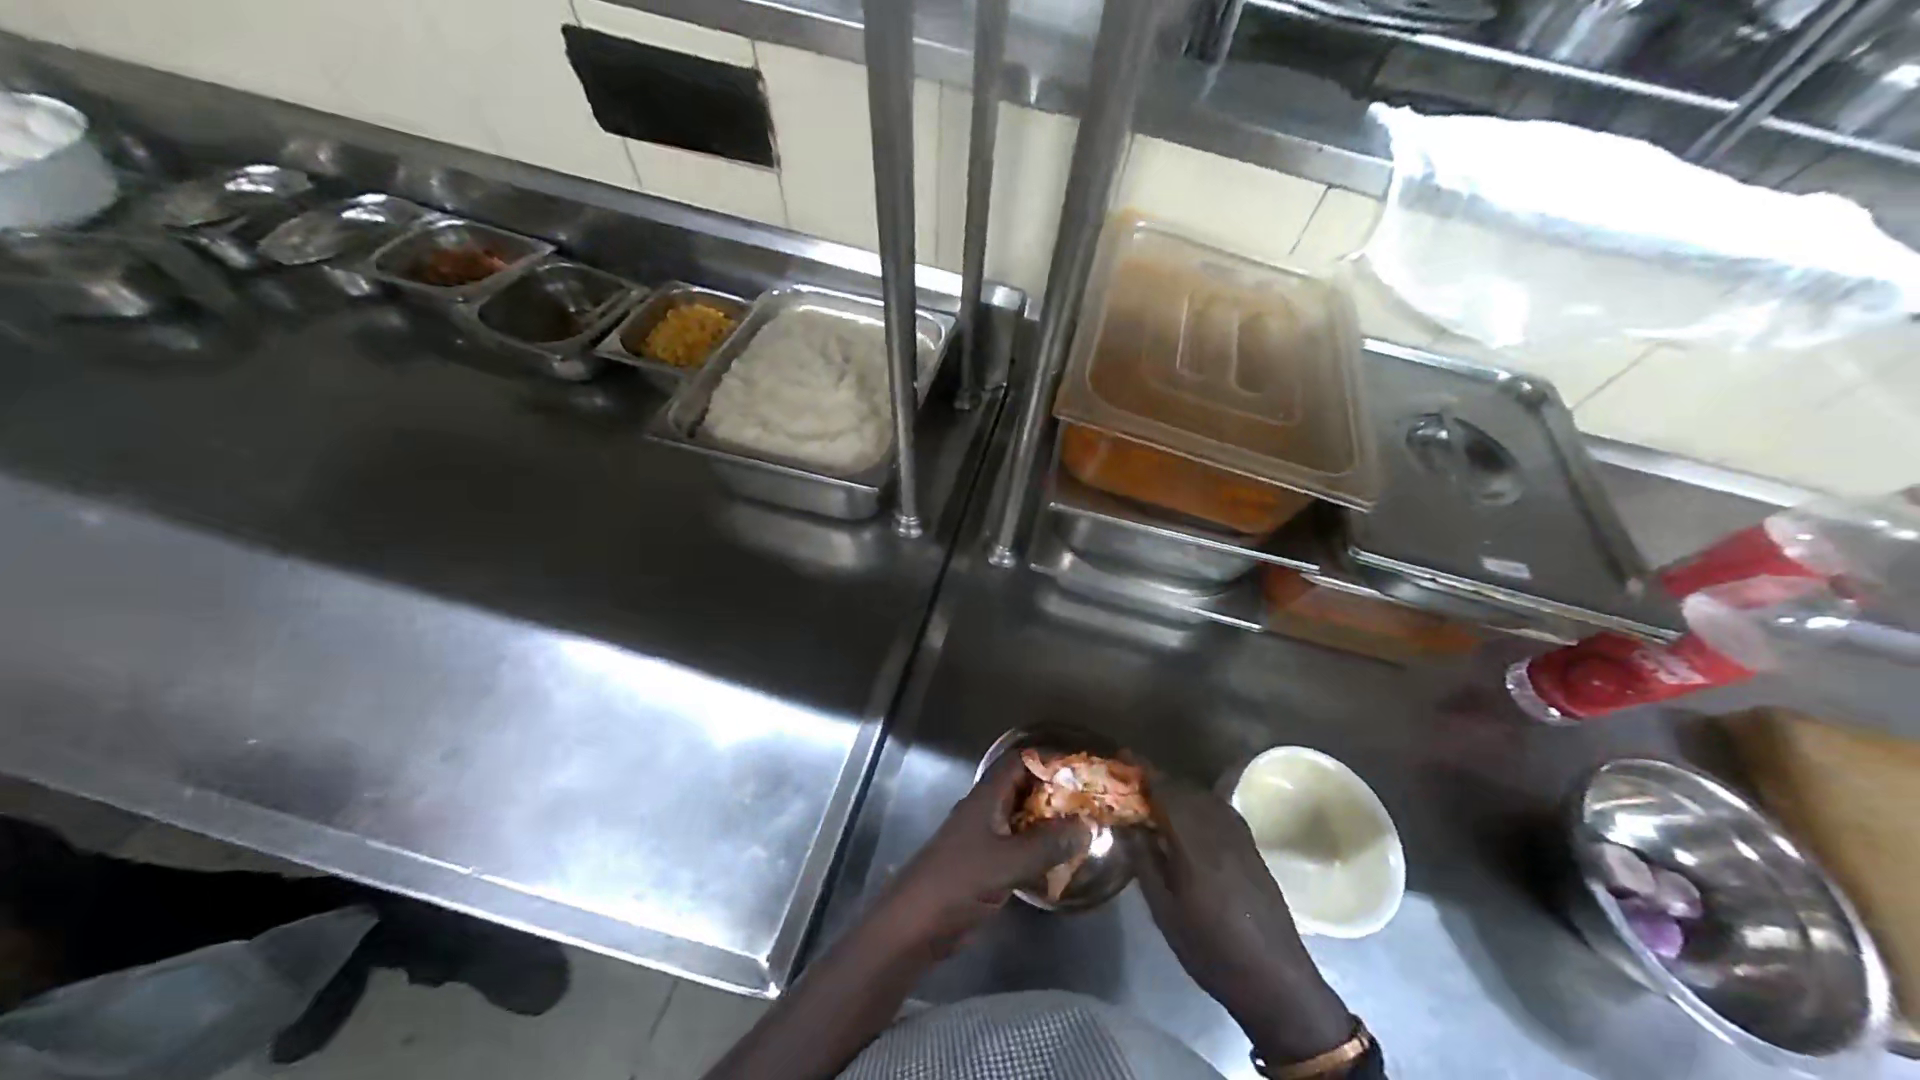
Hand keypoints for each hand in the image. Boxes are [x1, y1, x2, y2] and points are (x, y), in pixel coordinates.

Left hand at [868, 753, 1089, 958]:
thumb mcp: (1007, 862)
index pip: (1018, 762)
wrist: (916, 923)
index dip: (1047, 761)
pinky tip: (1061, 864)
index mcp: (986, 798)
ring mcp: (984, 839)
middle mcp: (985, 811)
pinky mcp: (985, 866)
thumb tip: (1087, 825)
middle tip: (1089, 805)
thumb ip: (1047, 844)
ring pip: (1022, 820)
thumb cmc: (958, 882)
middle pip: (1023, 790)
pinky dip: (1039, 851)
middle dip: (1055, 794)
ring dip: (1049, 824)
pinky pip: (1018, 848)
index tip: (1080, 771)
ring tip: (1083, 832)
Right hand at [1127, 773, 1353, 1065]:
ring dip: (1180, 791)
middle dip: (1159, 780)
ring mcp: (1241, 839)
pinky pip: (1221, 811)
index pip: (1166, 792)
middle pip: (1186, 790)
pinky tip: (1191, 817)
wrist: (1276, 981)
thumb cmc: (1211, 951)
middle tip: (1133, 783)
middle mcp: (1220, 832)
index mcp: (1195, 845)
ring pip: (1205, 798)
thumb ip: (1146, 863)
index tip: (1122, 758)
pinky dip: (1200, 803)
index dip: (1144, 771)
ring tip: (1157, 799)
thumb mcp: (1165, 912)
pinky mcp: (1253, 850)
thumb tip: (1130, 826)